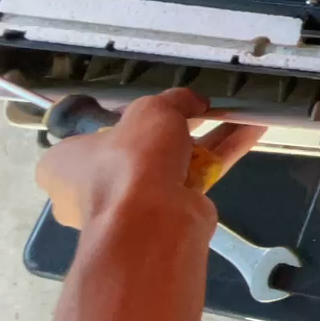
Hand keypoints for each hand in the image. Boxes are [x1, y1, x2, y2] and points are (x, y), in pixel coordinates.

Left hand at [34, 88, 266, 231]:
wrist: (152, 220)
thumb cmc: (131, 160)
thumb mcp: (151, 110)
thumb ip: (174, 100)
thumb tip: (195, 103)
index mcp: (65, 163)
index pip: (91, 135)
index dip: (126, 118)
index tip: (156, 107)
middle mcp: (93, 186)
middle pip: (142, 147)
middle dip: (182, 126)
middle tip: (206, 108)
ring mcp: (133, 202)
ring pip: (178, 160)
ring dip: (213, 136)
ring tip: (243, 114)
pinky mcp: (170, 210)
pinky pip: (200, 174)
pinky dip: (225, 153)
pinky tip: (254, 131)